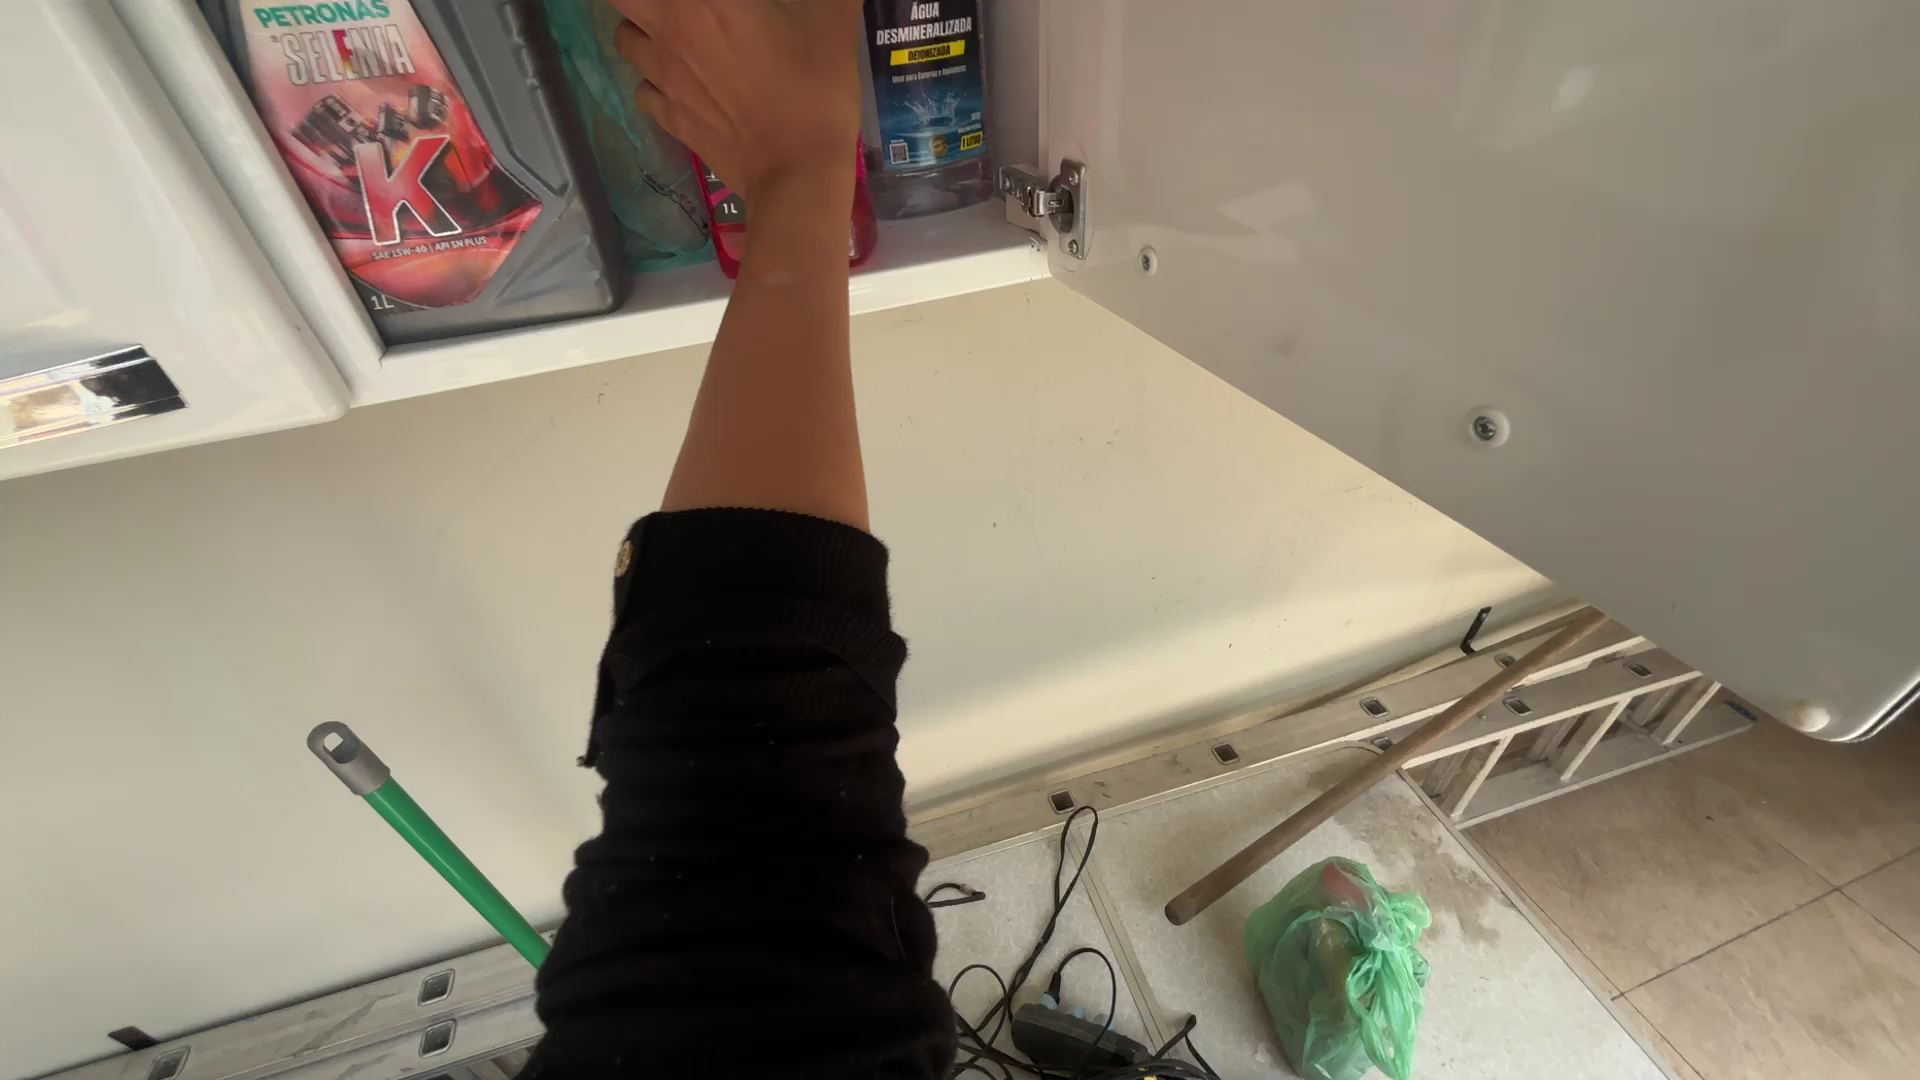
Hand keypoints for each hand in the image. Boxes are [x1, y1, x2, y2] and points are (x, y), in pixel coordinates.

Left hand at [612, 0, 862, 200]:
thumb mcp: (834, 22)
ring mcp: (665, 78)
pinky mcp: (672, 120)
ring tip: (674, 38)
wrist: (800, 176)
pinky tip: (681, 88)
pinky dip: (655, 85)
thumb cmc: (816, 92)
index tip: (715, 8)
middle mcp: (668, 26)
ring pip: (624, 38)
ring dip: (642, 31)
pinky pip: (643, 91)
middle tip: (676, 7)